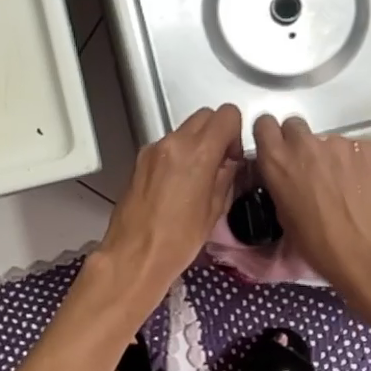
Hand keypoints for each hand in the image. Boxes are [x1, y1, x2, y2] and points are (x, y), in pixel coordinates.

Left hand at [93, 105, 242, 302]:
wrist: (135, 255)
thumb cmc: (178, 240)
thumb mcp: (215, 210)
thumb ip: (225, 176)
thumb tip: (229, 162)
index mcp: (198, 153)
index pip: (226, 115)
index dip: (235, 132)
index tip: (234, 155)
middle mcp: (173, 143)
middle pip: (204, 116)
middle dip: (216, 133)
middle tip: (219, 162)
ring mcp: (152, 150)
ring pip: (183, 130)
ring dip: (195, 144)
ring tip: (197, 177)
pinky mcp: (139, 160)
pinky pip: (166, 146)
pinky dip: (177, 155)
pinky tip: (177, 184)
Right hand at [252, 114, 370, 307]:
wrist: (369, 255)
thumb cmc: (318, 245)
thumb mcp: (284, 215)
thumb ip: (280, 183)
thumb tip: (287, 176)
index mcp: (277, 161)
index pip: (263, 124)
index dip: (270, 136)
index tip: (276, 149)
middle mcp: (305, 144)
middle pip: (295, 125)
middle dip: (298, 143)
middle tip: (308, 168)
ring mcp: (340, 143)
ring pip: (328, 140)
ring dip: (330, 156)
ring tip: (343, 186)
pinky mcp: (369, 148)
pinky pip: (356, 148)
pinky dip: (356, 162)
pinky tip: (363, 186)